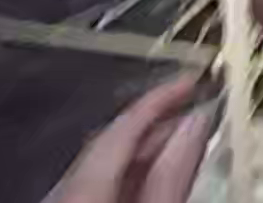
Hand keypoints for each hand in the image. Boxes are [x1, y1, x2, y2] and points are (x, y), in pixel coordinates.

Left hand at [43, 74, 215, 202]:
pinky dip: (128, 170)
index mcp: (80, 187)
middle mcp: (59, 190)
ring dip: (147, 147)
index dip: (160, 96)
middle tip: (205, 108)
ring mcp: (57, 201)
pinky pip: (93, 183)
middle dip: (160, 123)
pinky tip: (154, 171)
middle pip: (109, 146)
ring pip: (101, 165)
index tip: (200, 73)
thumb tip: (200, 115)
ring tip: (188, 139)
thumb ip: (174, 170)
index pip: (119, 128)